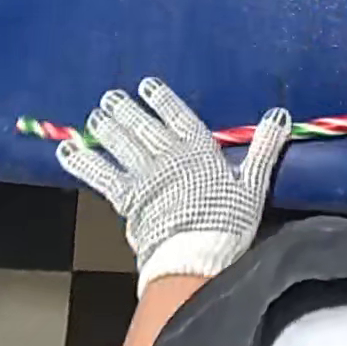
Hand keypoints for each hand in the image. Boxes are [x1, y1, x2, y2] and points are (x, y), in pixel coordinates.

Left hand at [56, 78, 288, 293]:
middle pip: (144, 127)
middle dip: (127, 111)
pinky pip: (100, 174)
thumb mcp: (252, 184)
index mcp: (197, 150)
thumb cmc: (228, 223)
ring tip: (96, 114)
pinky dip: (82, 161)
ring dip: (107, 128)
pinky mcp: (126, 197)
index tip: (147, 85)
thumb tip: (280, 114)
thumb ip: (263, 147)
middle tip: (111, 97)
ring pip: (121, 143)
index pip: (178, 116)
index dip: (162, 100)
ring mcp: (144, 175)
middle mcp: (167, 156)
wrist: (197, 260)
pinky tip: (66, 149)